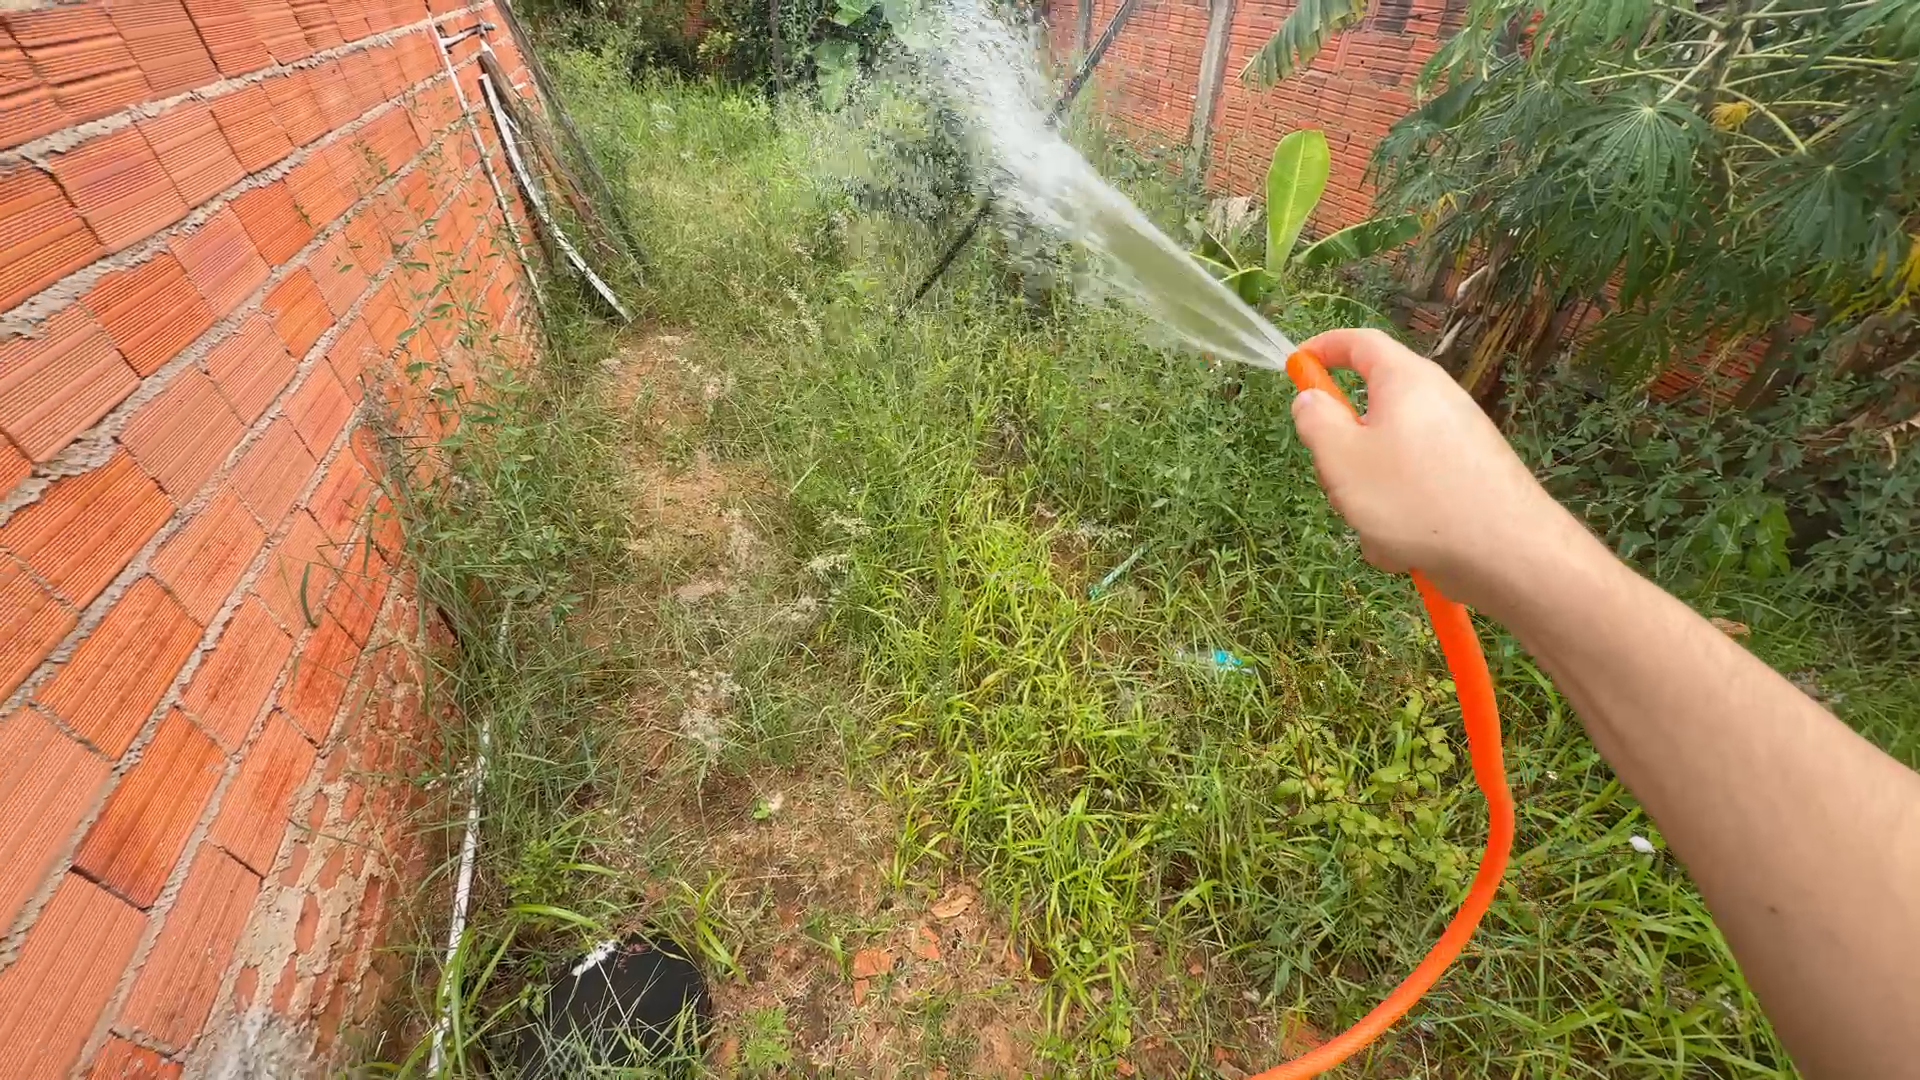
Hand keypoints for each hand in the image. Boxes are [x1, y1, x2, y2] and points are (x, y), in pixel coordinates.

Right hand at [1288, 328, 1606, 617]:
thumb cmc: (1412, 496)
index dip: (1322, 348)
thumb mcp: (1341, 457)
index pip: (1360, 342)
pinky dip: (1394, 512)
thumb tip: (1311, 399)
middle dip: (1340, 446)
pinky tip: (1401, 546)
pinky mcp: (1464, 478)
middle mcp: (1436, 402)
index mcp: (1406, 382)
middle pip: (1368, 408)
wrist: (1506, 554)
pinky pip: (1410, 486)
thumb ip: (1316, 420)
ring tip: (1373, 523)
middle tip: (1333, 476)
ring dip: (1364, 490)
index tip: (1295, 366)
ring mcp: (1454, 441)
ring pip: (1383, 455)